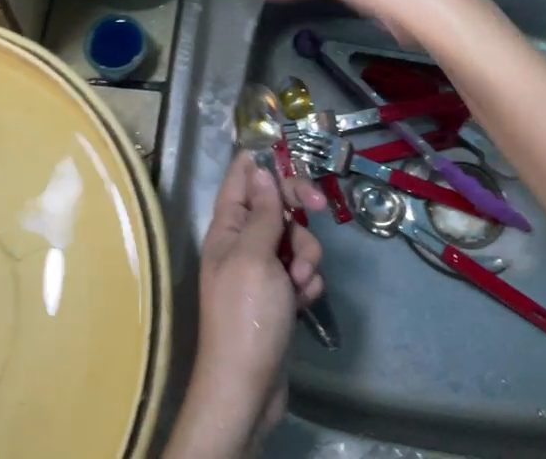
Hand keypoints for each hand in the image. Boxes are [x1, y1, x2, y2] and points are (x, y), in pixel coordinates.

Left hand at [166, 153, 325, 458]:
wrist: (247, 387)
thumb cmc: (246, 316)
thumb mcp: (255, 257)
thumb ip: (261, 212)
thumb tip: (259, 169)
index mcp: (226, 227)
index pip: (241, 177)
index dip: (265, 163)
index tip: (294, 159)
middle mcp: (241, 243)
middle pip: (275, 204)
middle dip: (298, 211)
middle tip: (318, 208)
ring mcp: (261, 270)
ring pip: (294, 239)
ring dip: (305, 254)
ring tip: (300, 281)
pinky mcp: (278, 294)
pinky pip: (300, 271)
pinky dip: (307, 281)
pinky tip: (303, 301)